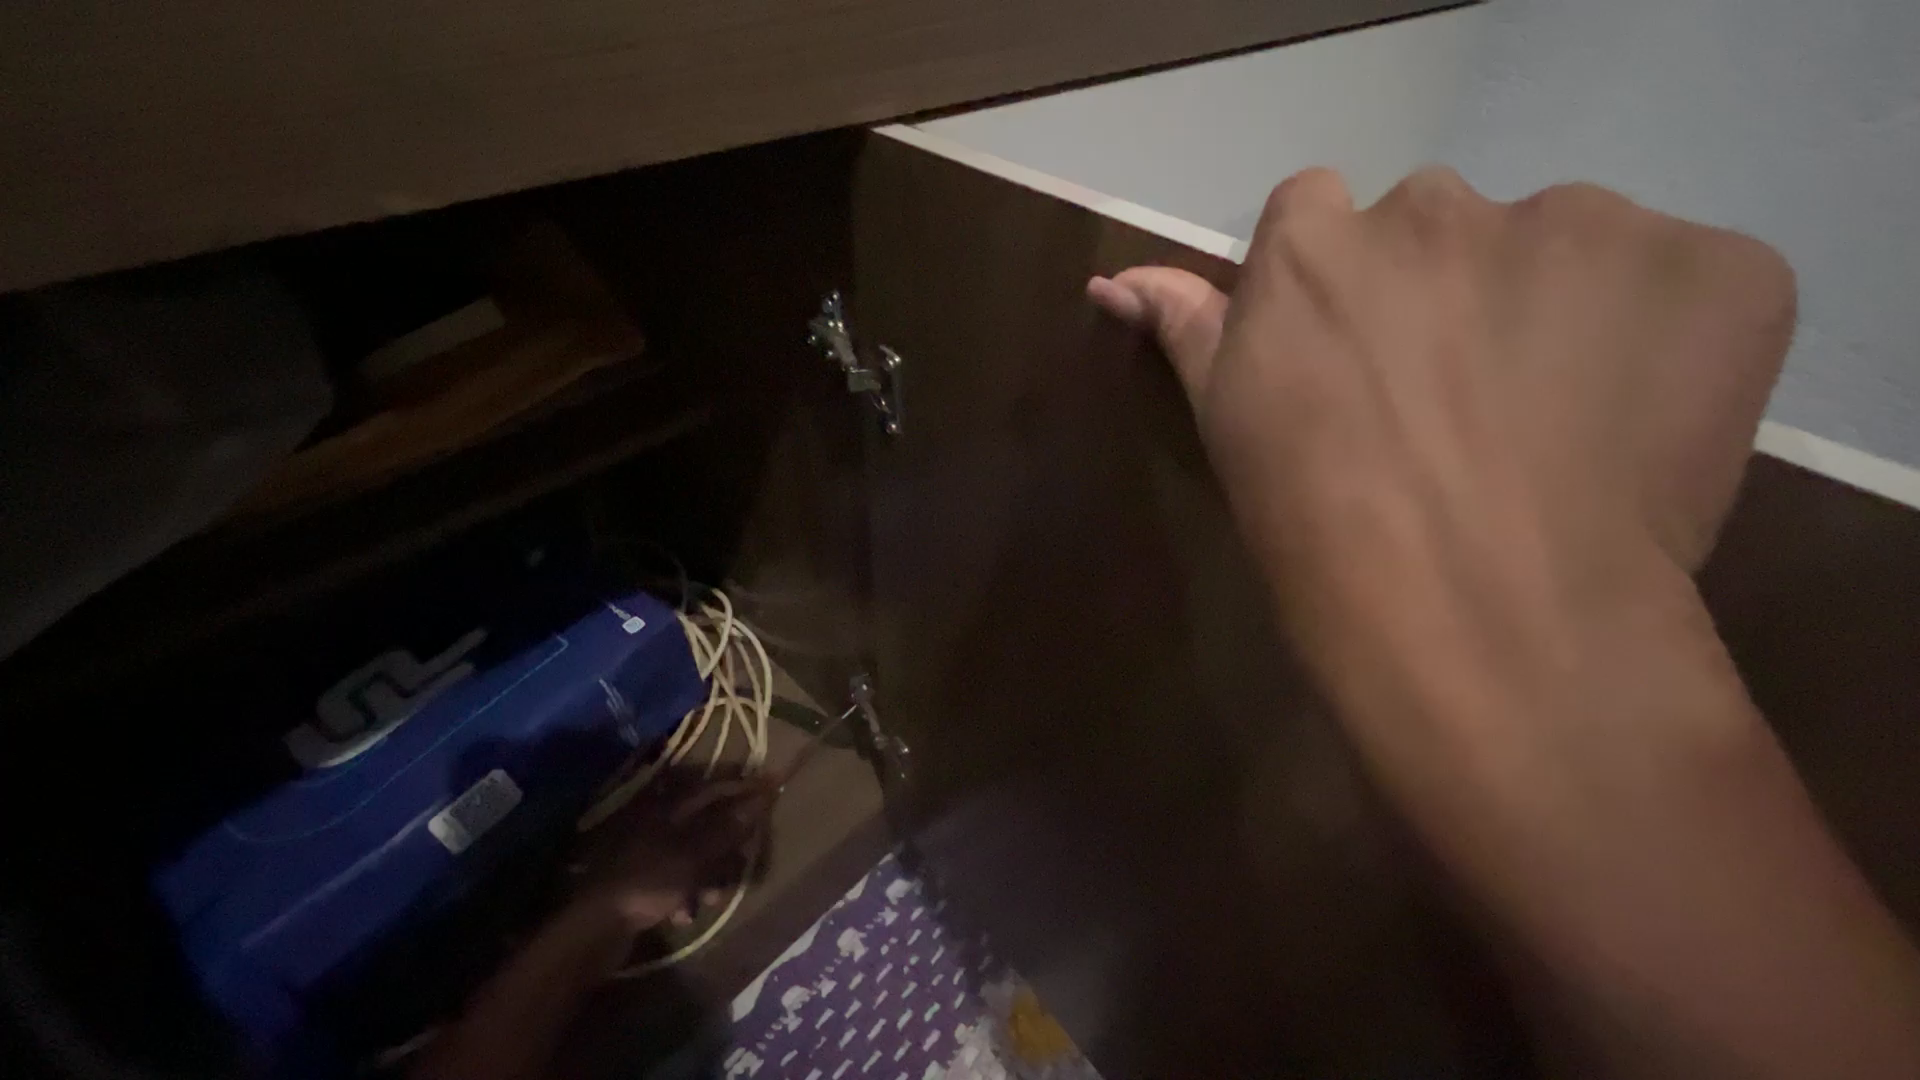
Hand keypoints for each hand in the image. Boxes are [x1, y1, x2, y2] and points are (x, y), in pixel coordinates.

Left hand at [569, 777, 774, 930]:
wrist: (595, 929)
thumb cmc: (649, 882)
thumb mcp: (695, 854)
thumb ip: (728, 827)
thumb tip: (761, 797)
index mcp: (669, 808)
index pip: (715, 787)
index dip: (745, 786)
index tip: (773, 785)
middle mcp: (659, 823)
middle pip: (707, 823)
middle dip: (729, 843)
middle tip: (747, 857)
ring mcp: (648, 852)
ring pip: (695, 855)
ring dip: (709, 875)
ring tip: (713, 898)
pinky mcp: (642, 881)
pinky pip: (678, 880)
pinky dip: (687, 893)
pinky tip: (685, 913)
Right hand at [1090, 169, 1792, 740]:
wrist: (1477, 626)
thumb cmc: (1316, 535)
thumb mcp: (1230, 426)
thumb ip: (1183, 329)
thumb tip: (1111, 279)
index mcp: (1312, 245)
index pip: (1317, 217)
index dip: (1336, 295)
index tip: (1349, 366)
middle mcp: (1438, 206)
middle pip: (1435, 225)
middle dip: (1438, 293)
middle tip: (1448, 408)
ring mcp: (1585, 226)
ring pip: (1560, 246)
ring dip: (1552, 308)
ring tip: (1549, 430)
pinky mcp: (1715, 268)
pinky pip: (1682, 281)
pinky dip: (1663, 337)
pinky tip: (1631, 430)